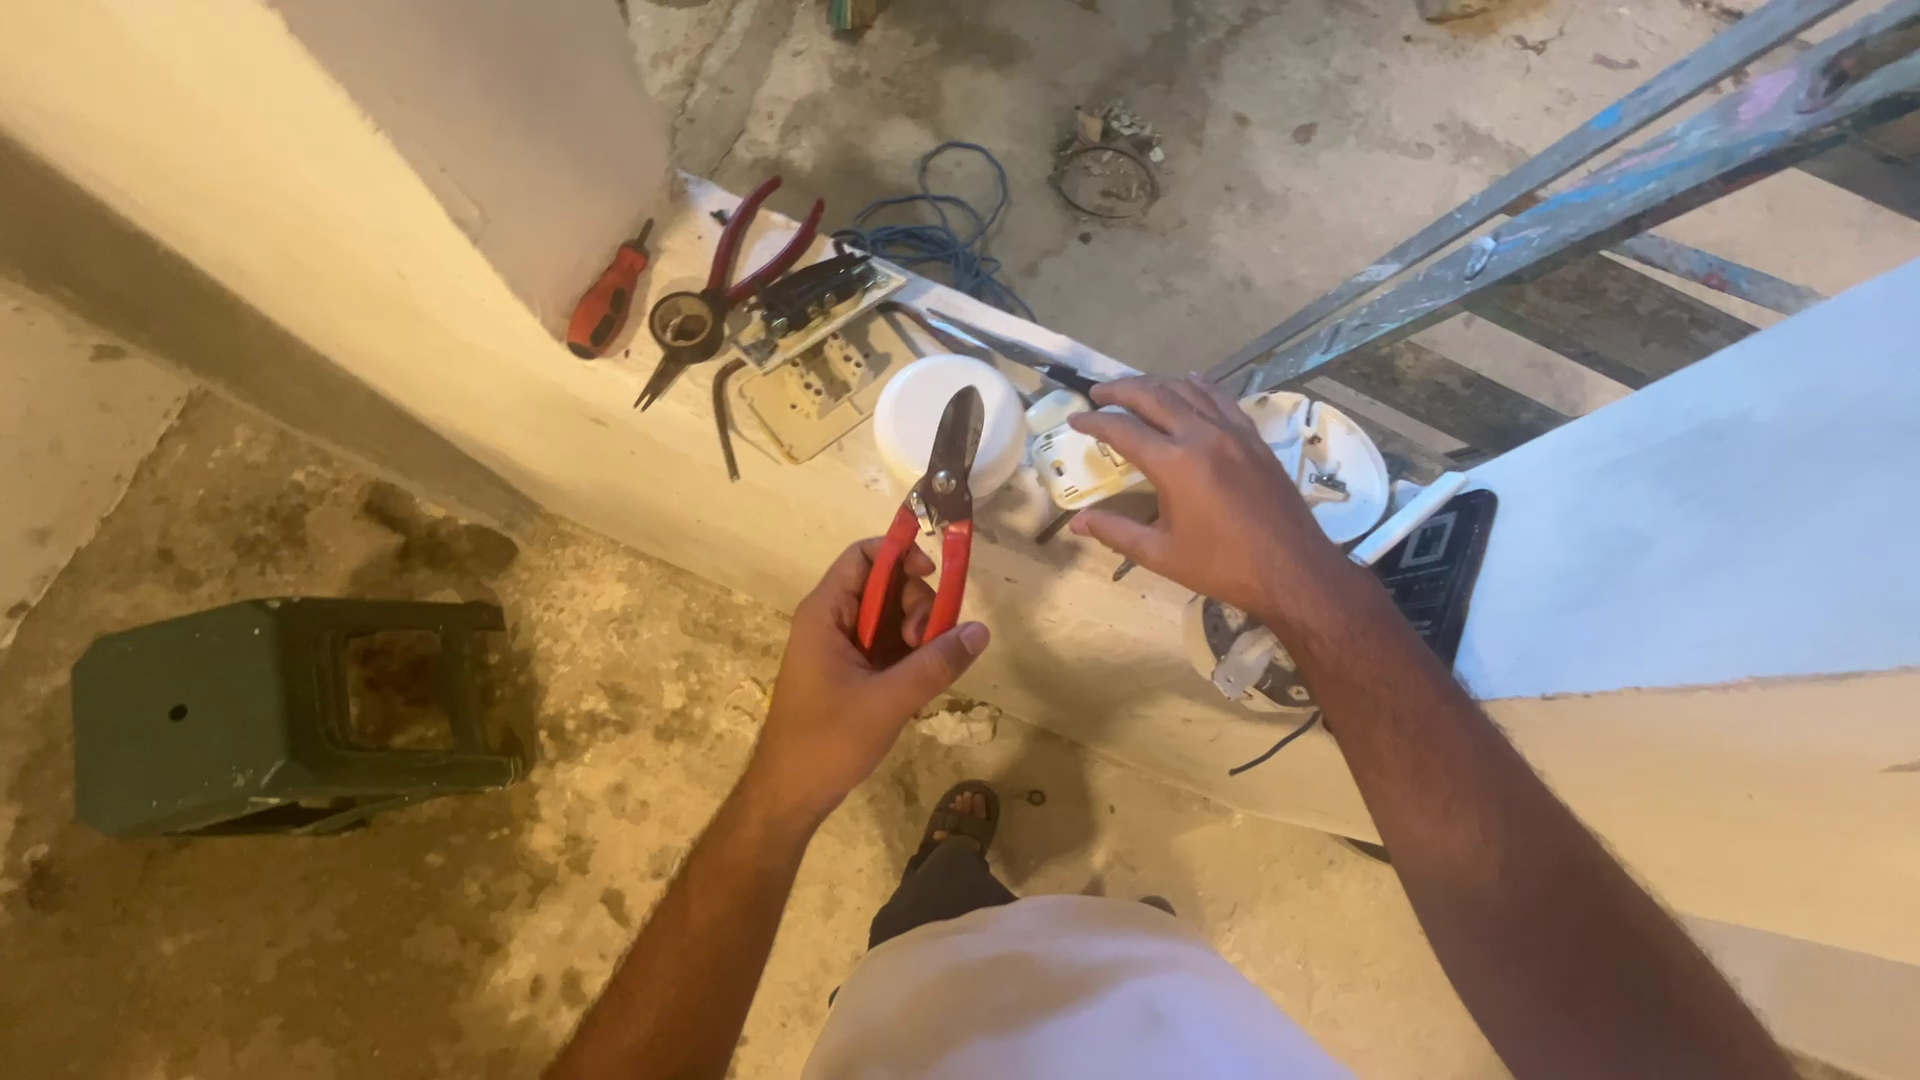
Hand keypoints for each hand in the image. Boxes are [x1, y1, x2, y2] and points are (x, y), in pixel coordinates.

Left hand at [746, 538, 990, 821]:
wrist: (790, 795)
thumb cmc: (826, 742)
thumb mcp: (888, 701)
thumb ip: (935, 664)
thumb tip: (979, 630)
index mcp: (825, 613)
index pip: (863, 556)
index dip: (899, 554)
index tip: (933, 574)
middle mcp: (832, 621)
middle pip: (884, 585)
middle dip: (915, 605)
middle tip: (925, 643)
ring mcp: (841, 647)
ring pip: (890, 617)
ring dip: (916, 634)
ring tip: (923, 672)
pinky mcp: (851, 672)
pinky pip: (888, 646)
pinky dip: (909, 656)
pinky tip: (918, 685)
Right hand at [1068, 374, 1351, 615]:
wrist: (1292, 569)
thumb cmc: (1222, 566)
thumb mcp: (1160, 553)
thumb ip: (1116, 532)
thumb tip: (1078, 523)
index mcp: (1174, 464)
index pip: (1123, 430)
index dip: (1094, 423)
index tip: (1075, 421)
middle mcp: (1202, 436)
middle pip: (1154, 396)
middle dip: (1120, 390)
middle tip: (1097, 392)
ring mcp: (1233, 433)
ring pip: (1188, 391)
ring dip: (1156, 384)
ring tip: (1134, 387)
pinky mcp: (1254, 439)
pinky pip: (1222, 400)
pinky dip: (1200, 387)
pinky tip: (1190, 382)